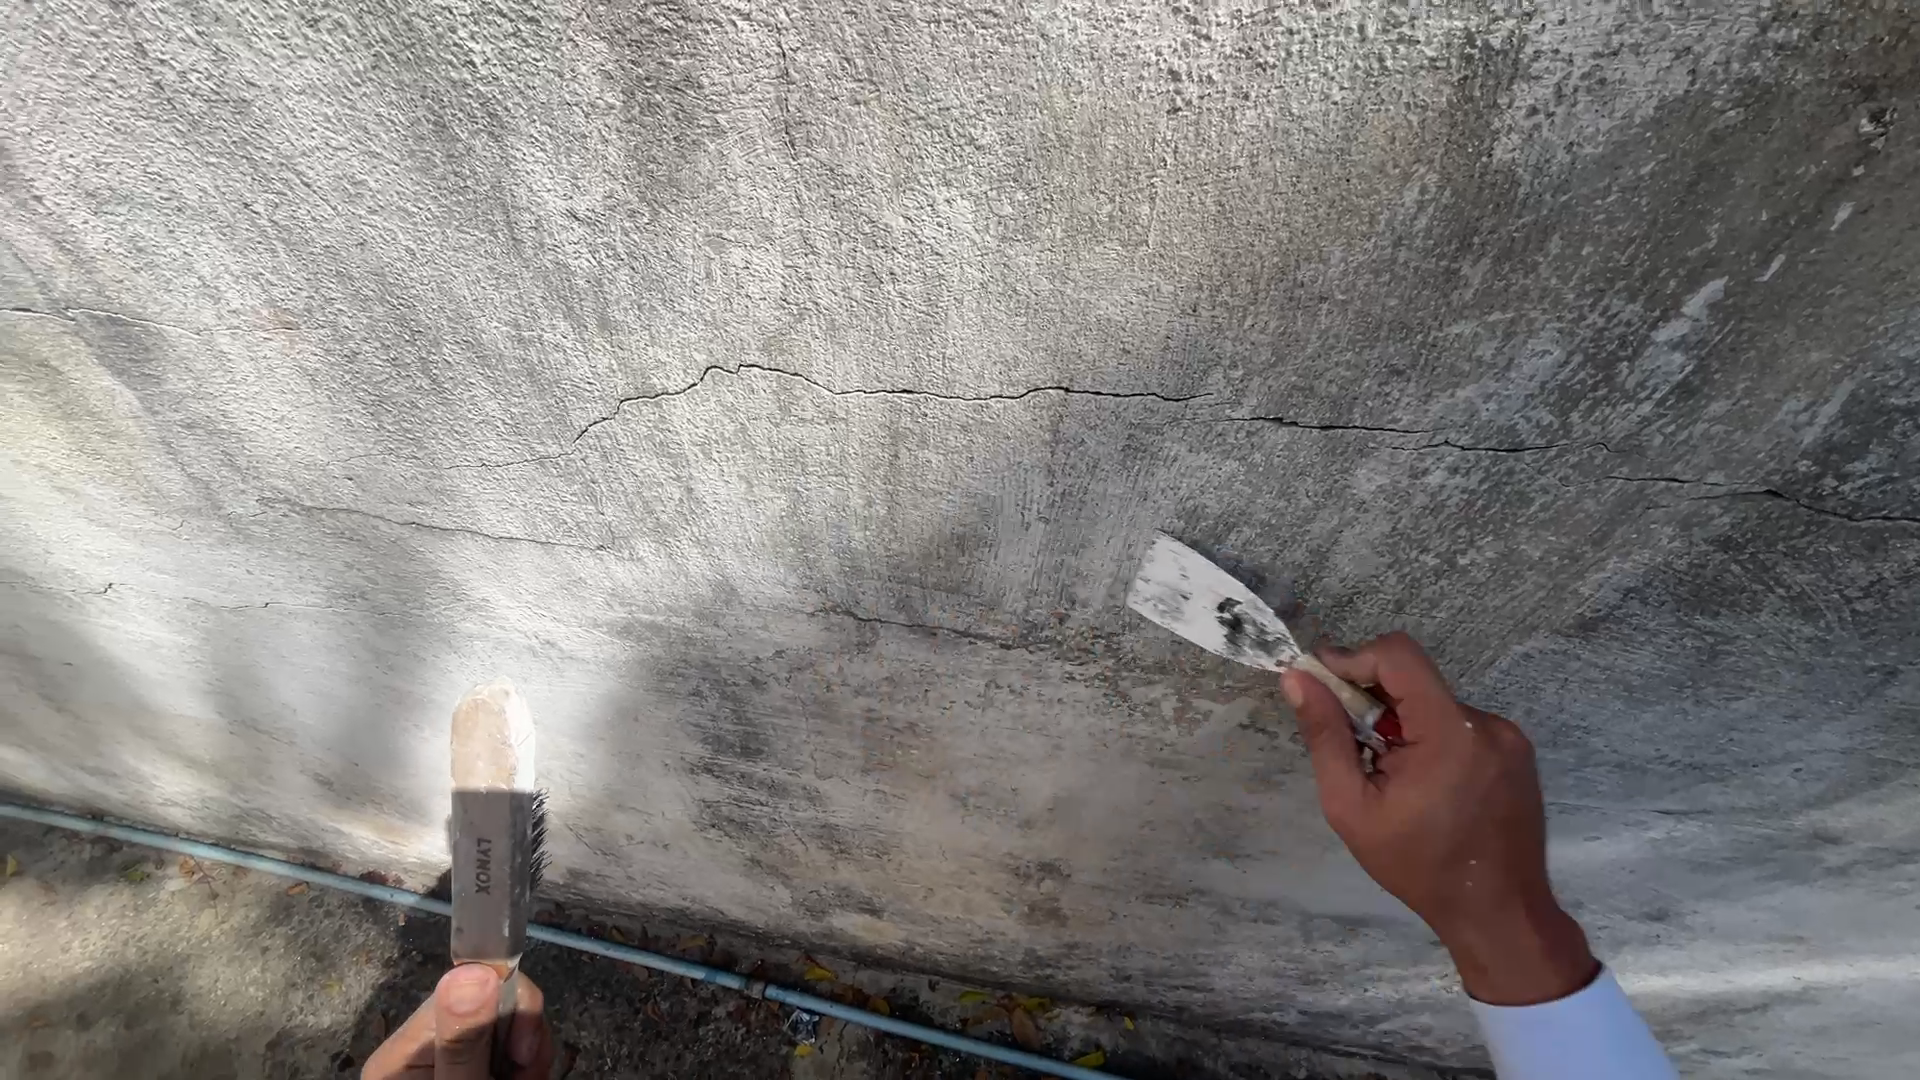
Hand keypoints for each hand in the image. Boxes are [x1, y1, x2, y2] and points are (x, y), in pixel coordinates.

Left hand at [362, 964, 553, 1078]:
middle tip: (527, 1076)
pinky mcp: (470, 1064)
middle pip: (496, 1001)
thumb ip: (465, 1040)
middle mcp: (424, 1043)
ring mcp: (449, 1055)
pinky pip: (512, 1042)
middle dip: (526, 1034)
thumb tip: (473, 971)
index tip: (525, 1050)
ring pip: (511, 1022)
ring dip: (531, 1052)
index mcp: (407, 1048)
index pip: (472, 985)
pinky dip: (526, 1062)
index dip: (513, 1005)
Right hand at [1282, 632, 1598, 1005]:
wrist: (1499, 915)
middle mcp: (1486, 723)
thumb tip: (1296, 677)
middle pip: (1411, 676)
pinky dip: (1422, 732)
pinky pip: (1453, 719)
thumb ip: (1324, 734)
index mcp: (1450, 732)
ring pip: (1429, 698)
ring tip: (1382, 766)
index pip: (1397, 655)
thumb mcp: (1349, 804)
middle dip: (1367, 695)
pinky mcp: (1514, 750)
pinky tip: (1415, 776)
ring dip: (1395, 717)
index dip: (1351, 657)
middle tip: (1344, 735)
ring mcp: (1507, 736)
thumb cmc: (1416, 864)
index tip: (1319, 682)